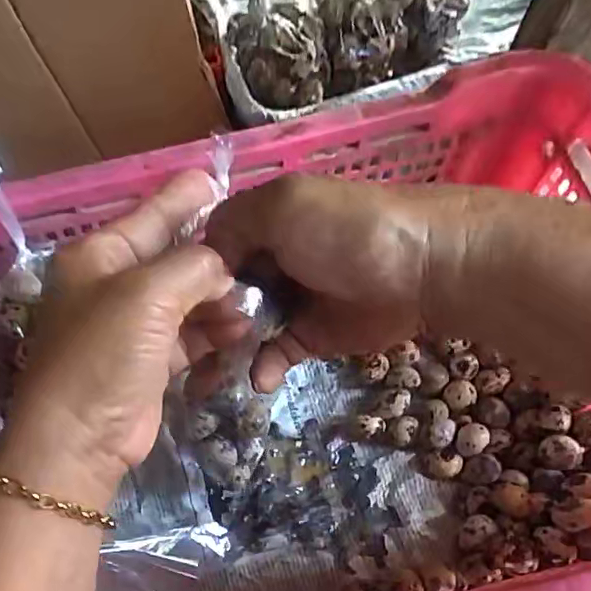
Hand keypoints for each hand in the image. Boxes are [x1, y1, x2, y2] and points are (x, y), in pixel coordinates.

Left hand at [0, 171, 234, 507]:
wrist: (80, 438)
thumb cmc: (104, 355)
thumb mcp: (147, 295)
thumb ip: (193, 265)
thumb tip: (223, 267)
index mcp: (100, 255)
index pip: (151, 215)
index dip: (186, 198)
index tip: (219, 179)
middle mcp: (113, 285)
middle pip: (174, 259)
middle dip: (214, 263)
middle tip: (255, 266)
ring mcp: (131, 327)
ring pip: (187, 300)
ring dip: (219, 303)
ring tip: (250, 310)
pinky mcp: (148, 362)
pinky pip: (189, 336)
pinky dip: (212, 334)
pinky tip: (238, 335)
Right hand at [203, 175, 505, 391]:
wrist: (423, 268)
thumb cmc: (346, 230)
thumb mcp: (282, 207)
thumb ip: (232, 226)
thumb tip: (200, 262)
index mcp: (257, 225)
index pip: (206, 255)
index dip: (185, 283)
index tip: (168, 312)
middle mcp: (267, 263)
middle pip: (220, 299)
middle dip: (200, 327)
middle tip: (180, 357)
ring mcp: (289, 302)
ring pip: (242, 332)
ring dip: (224, 356)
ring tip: (206, 383)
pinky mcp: (310, 337)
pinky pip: (274, 356)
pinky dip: (264, 368)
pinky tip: (260, 379)